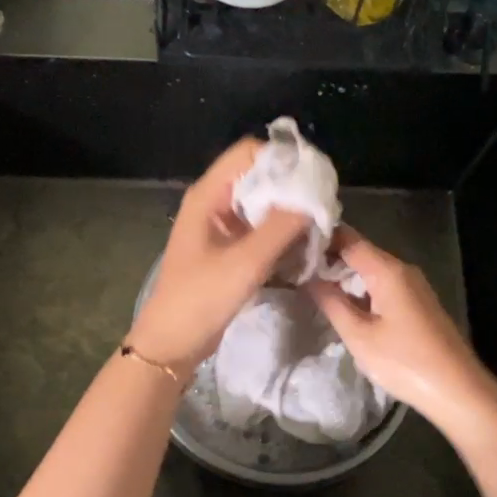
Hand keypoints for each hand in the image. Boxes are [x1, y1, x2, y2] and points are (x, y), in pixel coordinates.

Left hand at [127, 139, 311, 371]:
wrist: (172, 343)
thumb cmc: (202, 298)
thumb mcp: (246, 262)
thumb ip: (281, 226)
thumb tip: (316, 198)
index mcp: (208, 195)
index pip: (249, 153)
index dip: (282, 159)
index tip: (314, 179)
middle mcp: (214, 202)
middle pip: (258, 175)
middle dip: (291, 186)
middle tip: (323, 206)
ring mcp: (220, 226)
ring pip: (262, 202)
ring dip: (289, 211)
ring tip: (319, 226)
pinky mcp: (228, 247)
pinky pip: (260, 226)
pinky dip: (280, 231)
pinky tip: (302, 246)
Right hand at [306, 226, 494, 426]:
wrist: (458, 390)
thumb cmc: (405, 362)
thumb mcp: (359, 335)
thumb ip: (331, 301)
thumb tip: (307, 276)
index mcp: (387, 270)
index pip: (347, 238)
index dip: (319, 237)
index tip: (290, 242)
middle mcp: (401, 269)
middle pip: (359, 250)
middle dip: (327, 256)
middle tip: (294, 265)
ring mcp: (412, 285)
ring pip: (371, 268)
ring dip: (343, 273)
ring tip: (310, 281)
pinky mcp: (416, 302)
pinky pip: (382, 283)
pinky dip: (360, 287)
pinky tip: (342, 301)